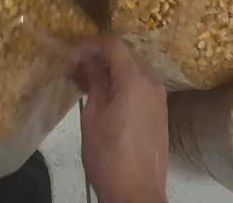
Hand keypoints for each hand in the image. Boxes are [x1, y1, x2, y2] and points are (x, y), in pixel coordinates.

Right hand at [73, 37, 168, 202]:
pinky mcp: (160, 111)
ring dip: (111, 71)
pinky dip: (123, 84)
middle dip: (100, 56)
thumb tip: (90, 61)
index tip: (72, 54)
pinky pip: (140, 86)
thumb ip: (95, 82)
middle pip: (125, 55)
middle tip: (76, 67)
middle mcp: (152, 82)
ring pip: (133, 70)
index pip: (114, 45)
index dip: (91, 44)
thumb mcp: (93, 117)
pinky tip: (105, 96)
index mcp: (135, 80)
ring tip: (86, 82)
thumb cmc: (110, 157)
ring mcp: (159, 97)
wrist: (137, 195)